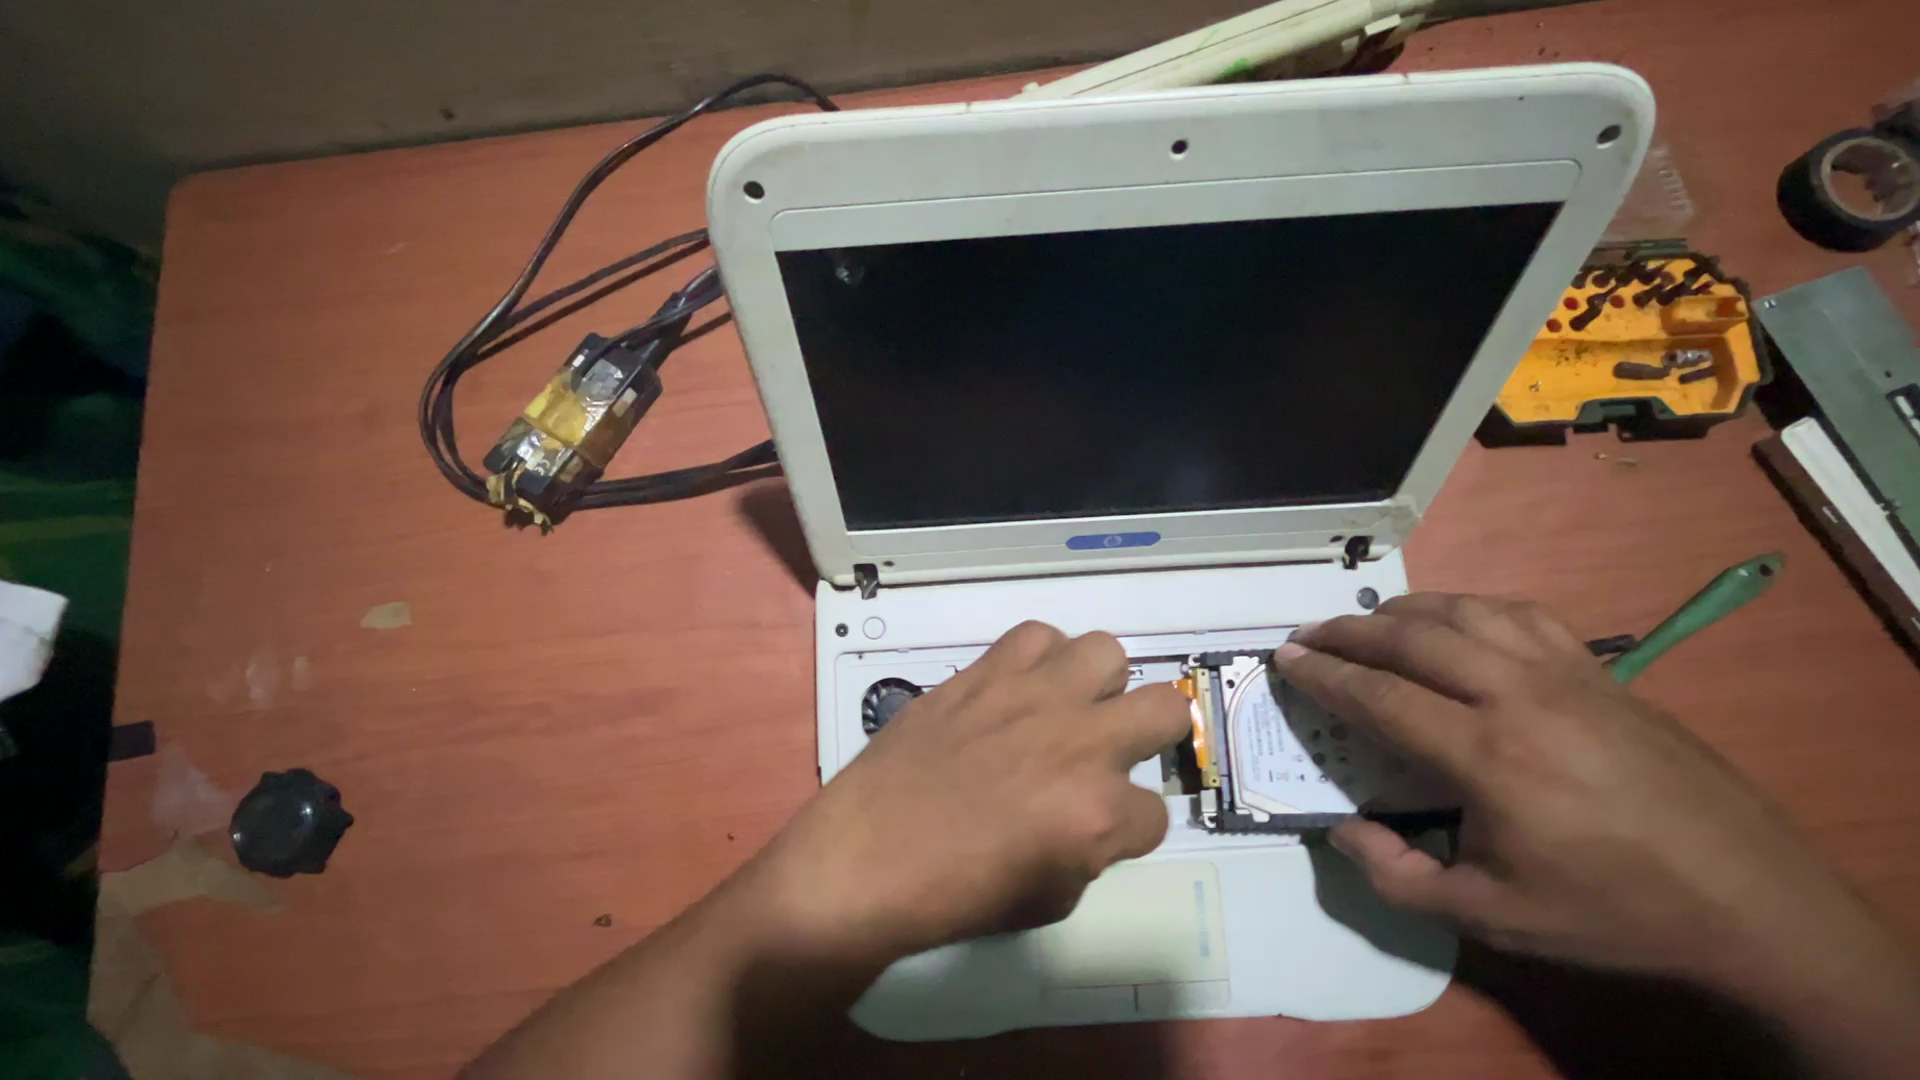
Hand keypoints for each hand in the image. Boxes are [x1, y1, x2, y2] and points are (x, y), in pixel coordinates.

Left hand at [749, 621, 1188, 962]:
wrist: (864, 858)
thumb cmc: (953, 896)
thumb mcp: (1049, 900)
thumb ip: (1091, 849)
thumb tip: (1096, 816)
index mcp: (1096, 813)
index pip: (1156, 813)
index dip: (1129, 828)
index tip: (1100, 832)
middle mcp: (1077, 741)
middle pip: (1167, 707)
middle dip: (1152, 733)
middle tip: (1115, 750)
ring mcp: (1030, 697)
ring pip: (1106, 651)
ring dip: (1097, 685)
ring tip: (1065, 709)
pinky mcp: (983, 672)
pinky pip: (1036, 635)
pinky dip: (1040, 659)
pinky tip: (1019, 690)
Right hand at [1274, 594, 1907, 993]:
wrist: (1753, 902)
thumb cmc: (1610, 912)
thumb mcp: (1491, 918)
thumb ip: (1398, 876)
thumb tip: (1342, 828)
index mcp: (1488, 758)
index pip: (1381, 696)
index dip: (1323, 674)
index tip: (1285, 658)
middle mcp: (1520, 698)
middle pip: (1413, 639)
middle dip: (1348, 632)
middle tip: (1308, 633)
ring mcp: (1566, 676)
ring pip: (1465, 612)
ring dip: (1402, 611)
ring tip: (1366, 622)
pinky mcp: (1600, 672)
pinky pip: (1518, 615)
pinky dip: (1466, 607)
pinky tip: (1451, 622)